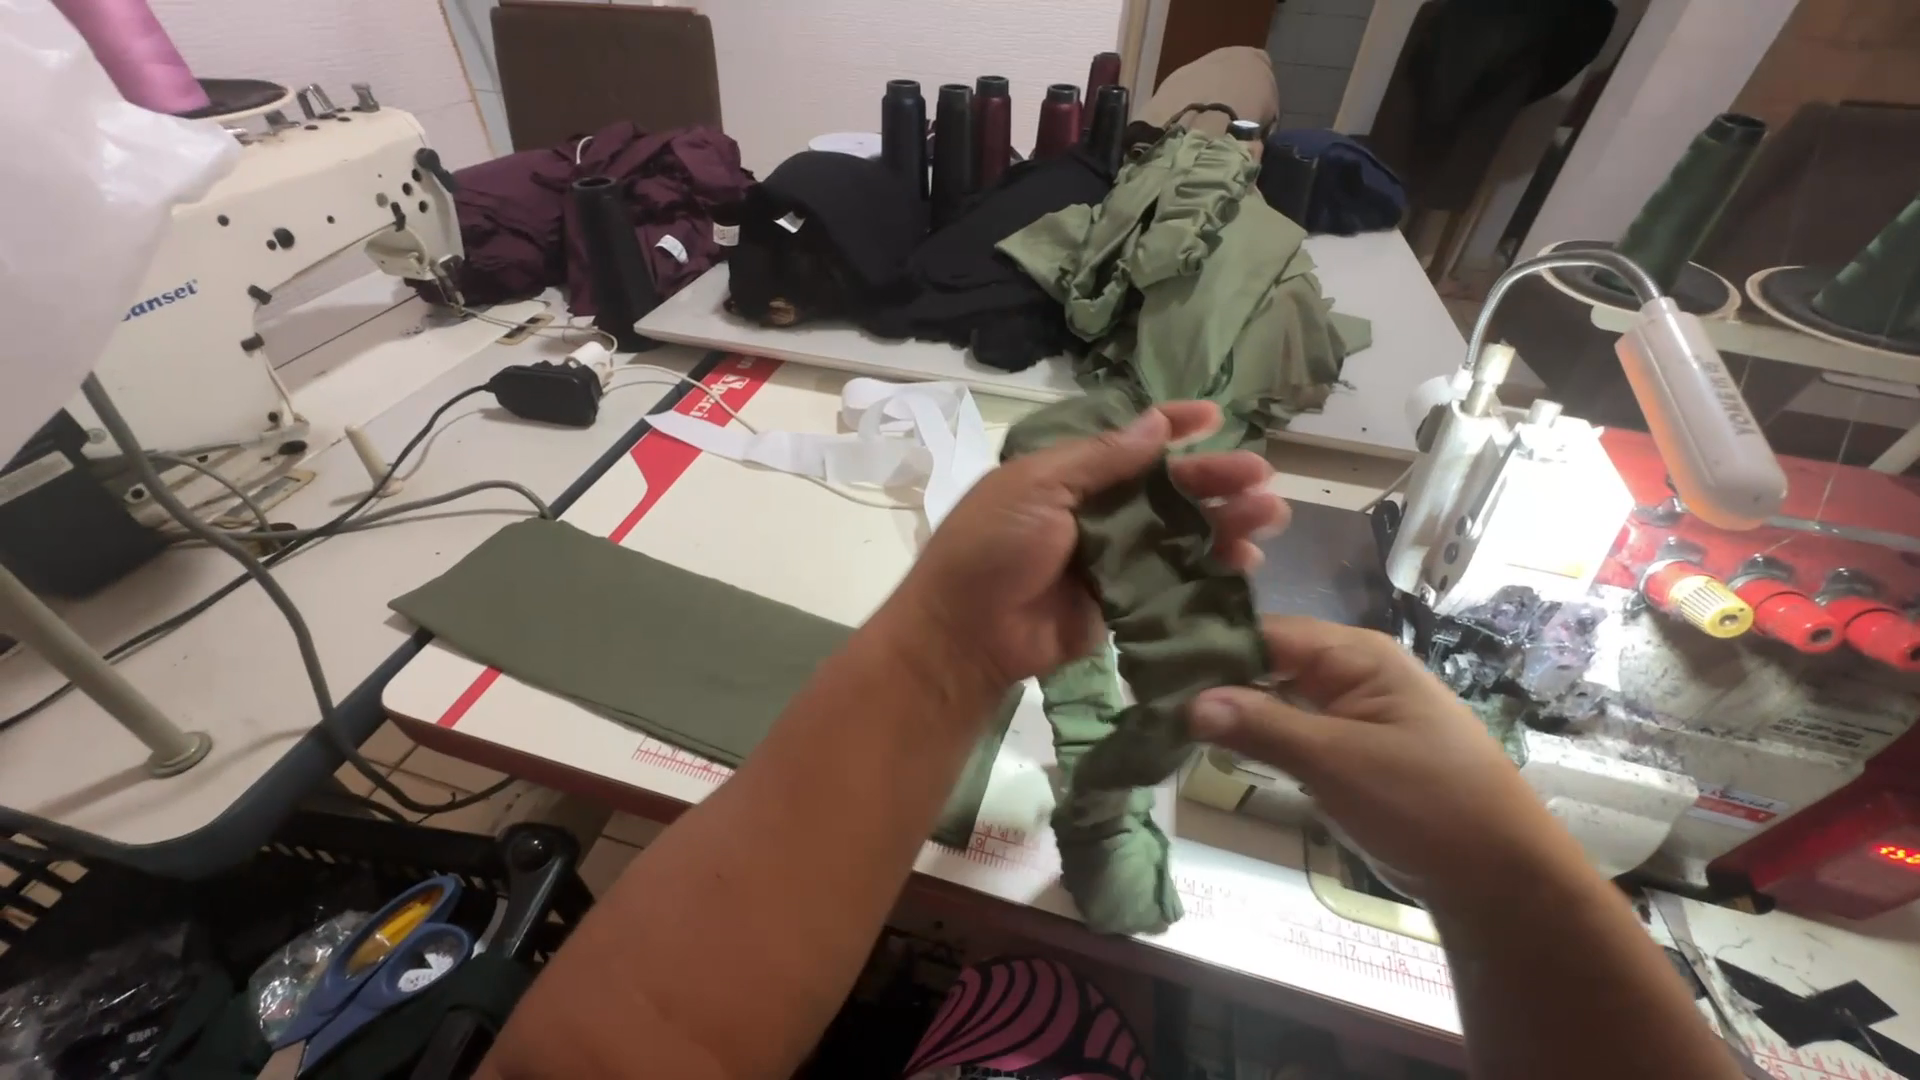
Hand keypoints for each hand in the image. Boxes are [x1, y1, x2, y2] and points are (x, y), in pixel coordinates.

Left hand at [890, 402, 1287, 690]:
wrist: (966, 633)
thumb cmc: (993, 547)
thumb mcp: (1037, 487)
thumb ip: (1099, 459)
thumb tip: (1155, 425)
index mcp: (1068, 475)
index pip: (1127, 442)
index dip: (1169, 427)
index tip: (1214, 415)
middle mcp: (1095, 512)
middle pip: (1165, 489)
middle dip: (1214, 478)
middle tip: (1262, 476)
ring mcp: (1111, 559)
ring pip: (1178, 533)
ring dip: (1223, 522)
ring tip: (1269, 515)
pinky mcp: (1122, 603)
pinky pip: (1173, 581)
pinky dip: (1209, 570)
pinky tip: (1246, 563)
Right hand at [1188, 617, 1580, 903]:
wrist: (1503, 882)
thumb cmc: (1427, 804)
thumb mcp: (1337, 761)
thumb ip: (1261, 726)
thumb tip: (1187, 702)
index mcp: (1356, 654)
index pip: (1266, 632)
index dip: (1211, 647)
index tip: (1155, 668)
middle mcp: (1351, 671)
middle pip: (1267, 659)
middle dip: (1215, 677)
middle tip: (1152, 696)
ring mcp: (1351, 710)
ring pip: (1276, 694)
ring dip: (1232, 707)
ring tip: (1170, 716)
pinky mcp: (1349, 747)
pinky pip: (1291, 726)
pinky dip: (1256, 732)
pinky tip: (1216, 742)